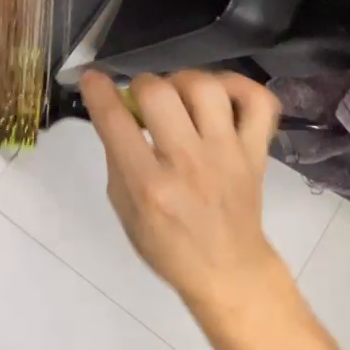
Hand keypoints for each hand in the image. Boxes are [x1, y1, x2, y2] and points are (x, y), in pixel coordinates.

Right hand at [80, 70, 284, 313]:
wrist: (229, 270)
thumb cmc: (166, 244)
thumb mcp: (123, 207)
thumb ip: (118, 157)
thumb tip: (116, 112)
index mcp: (148, 184)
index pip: (115, 121)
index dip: (97, 90)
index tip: (91, 79)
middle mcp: (188, 164)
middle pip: (158, 92)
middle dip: (140, 85)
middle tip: (140, 101)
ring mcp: (227, 155)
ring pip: (205, 87)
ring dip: (181, 82)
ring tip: (177, 97)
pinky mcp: (256, 152)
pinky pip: (257, 101)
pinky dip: (237, 86)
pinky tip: (218, 95)